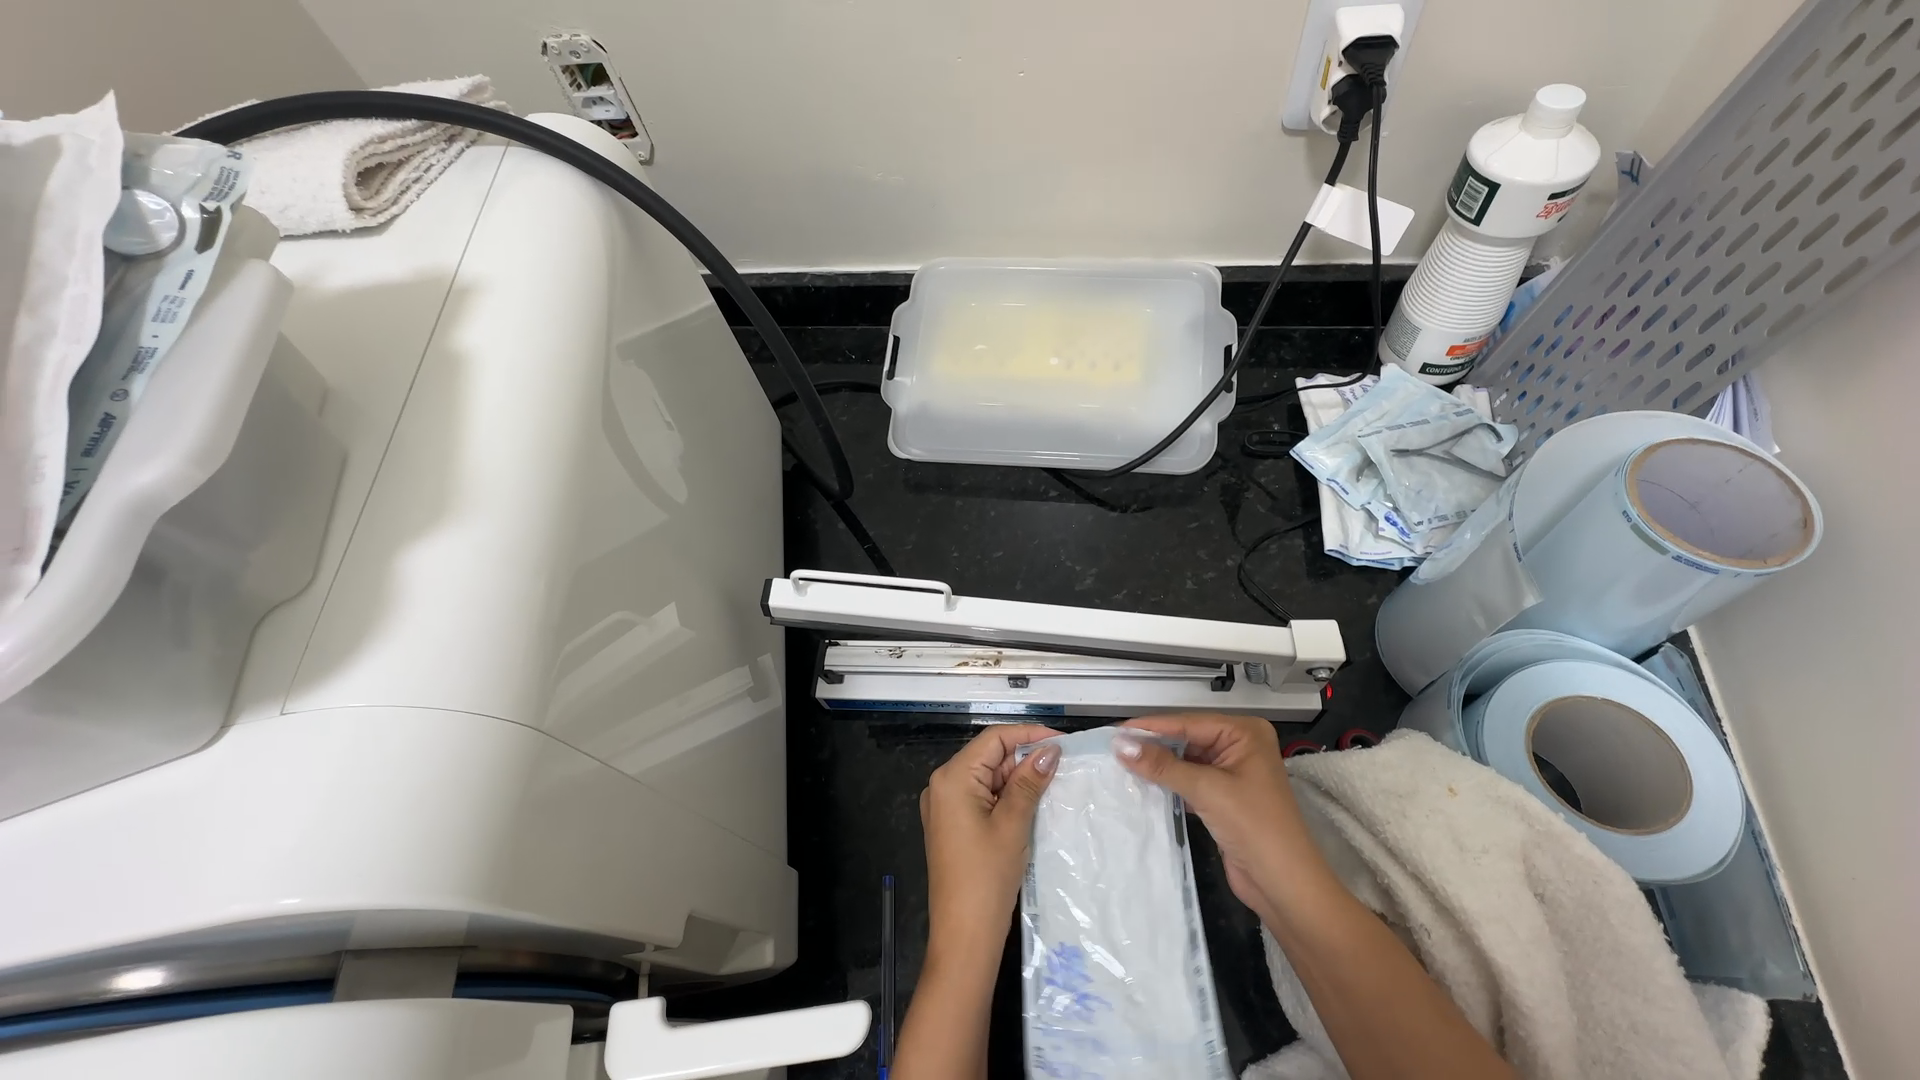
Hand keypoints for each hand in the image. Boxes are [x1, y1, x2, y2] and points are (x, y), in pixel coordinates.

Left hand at [919, 725, 1060, 956]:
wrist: (964, 933)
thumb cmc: (987, 876)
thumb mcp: (1013, 823)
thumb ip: (1030, 781)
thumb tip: (1050, 750)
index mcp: (952, 778)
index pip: (993, 739)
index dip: (1029, 735)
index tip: (1063, 743)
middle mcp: (942, 785)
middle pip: (989, 756)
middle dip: (1025, 758)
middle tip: (1064, 766)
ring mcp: (945, 806)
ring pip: (988, 777)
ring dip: (1018, 778)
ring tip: (1054, 783)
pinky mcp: (952, 824)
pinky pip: (982, 797)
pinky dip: (1006, 796)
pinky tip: (1032, 803)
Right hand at [1114, 714, 1335, 922]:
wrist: (1284, 883)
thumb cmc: (1254, 827)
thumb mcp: (1206, 790)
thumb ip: (1162, 765)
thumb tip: (1120, 745)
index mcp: (1245, 733)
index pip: (1189, 722)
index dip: (1151, 727)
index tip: (1114, 731)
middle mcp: (1240, 746)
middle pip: (1186, 738)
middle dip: (1153, 745)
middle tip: (1113, 748)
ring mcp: (1232, 773)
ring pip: (1185, 760)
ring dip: (1158, 765)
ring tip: (1121, 763)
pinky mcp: (1223, 797)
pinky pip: (1189, 780)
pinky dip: (1168, 782)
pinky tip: (1142, 783)